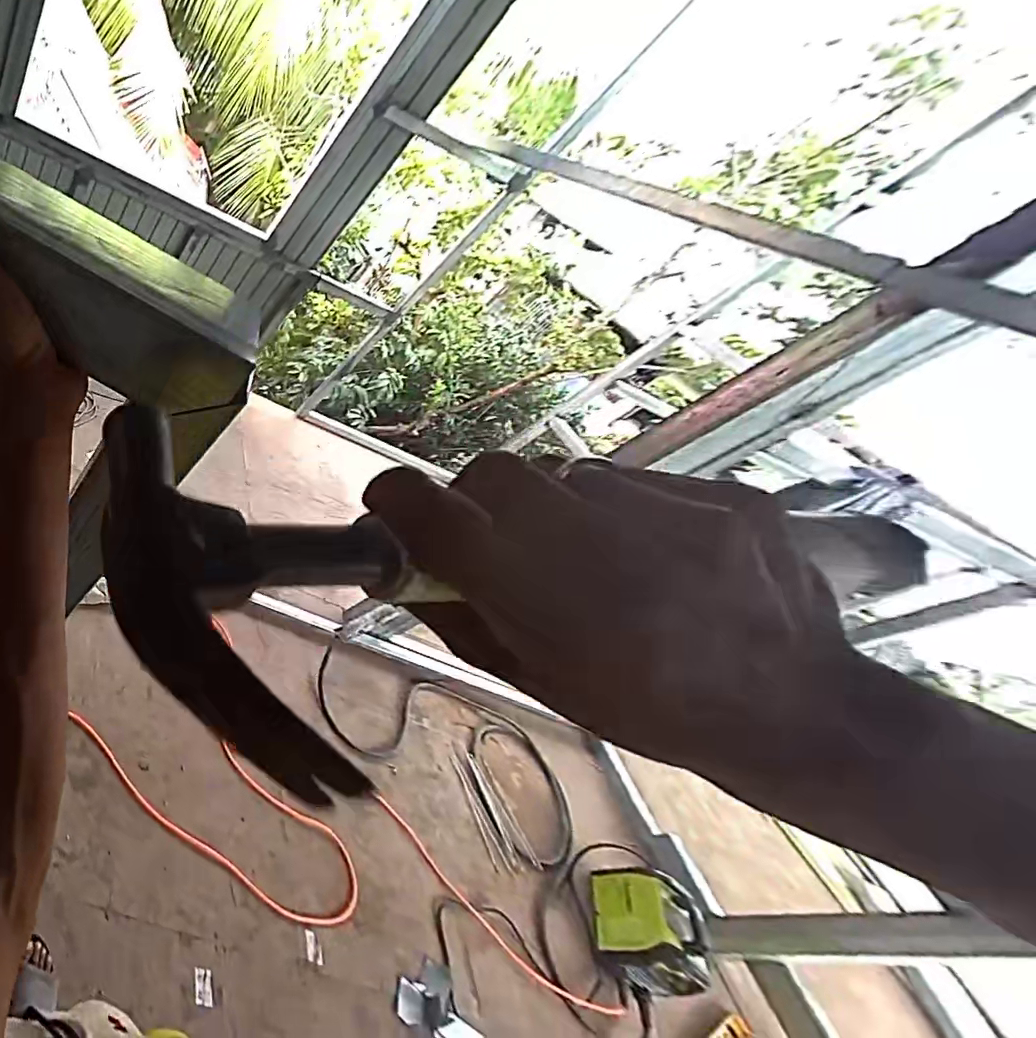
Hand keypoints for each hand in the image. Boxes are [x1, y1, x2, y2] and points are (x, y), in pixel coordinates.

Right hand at [364, 454, 858, 776]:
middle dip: (471, 498)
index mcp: (549, 604)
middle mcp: (607, 543)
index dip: (397, 500)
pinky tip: (638, 550)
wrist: (801, 711)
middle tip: (486, 537)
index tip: (384, 504)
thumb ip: (449, 613)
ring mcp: (678, 511)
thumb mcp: (523, 676)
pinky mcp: (726, 494)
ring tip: (576, 551)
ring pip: (560, 473)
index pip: (441, 517)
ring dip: (543, 505)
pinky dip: (607, 507)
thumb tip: (391, 567)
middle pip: (494, 473)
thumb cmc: (636, 707)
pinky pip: (626, 479)